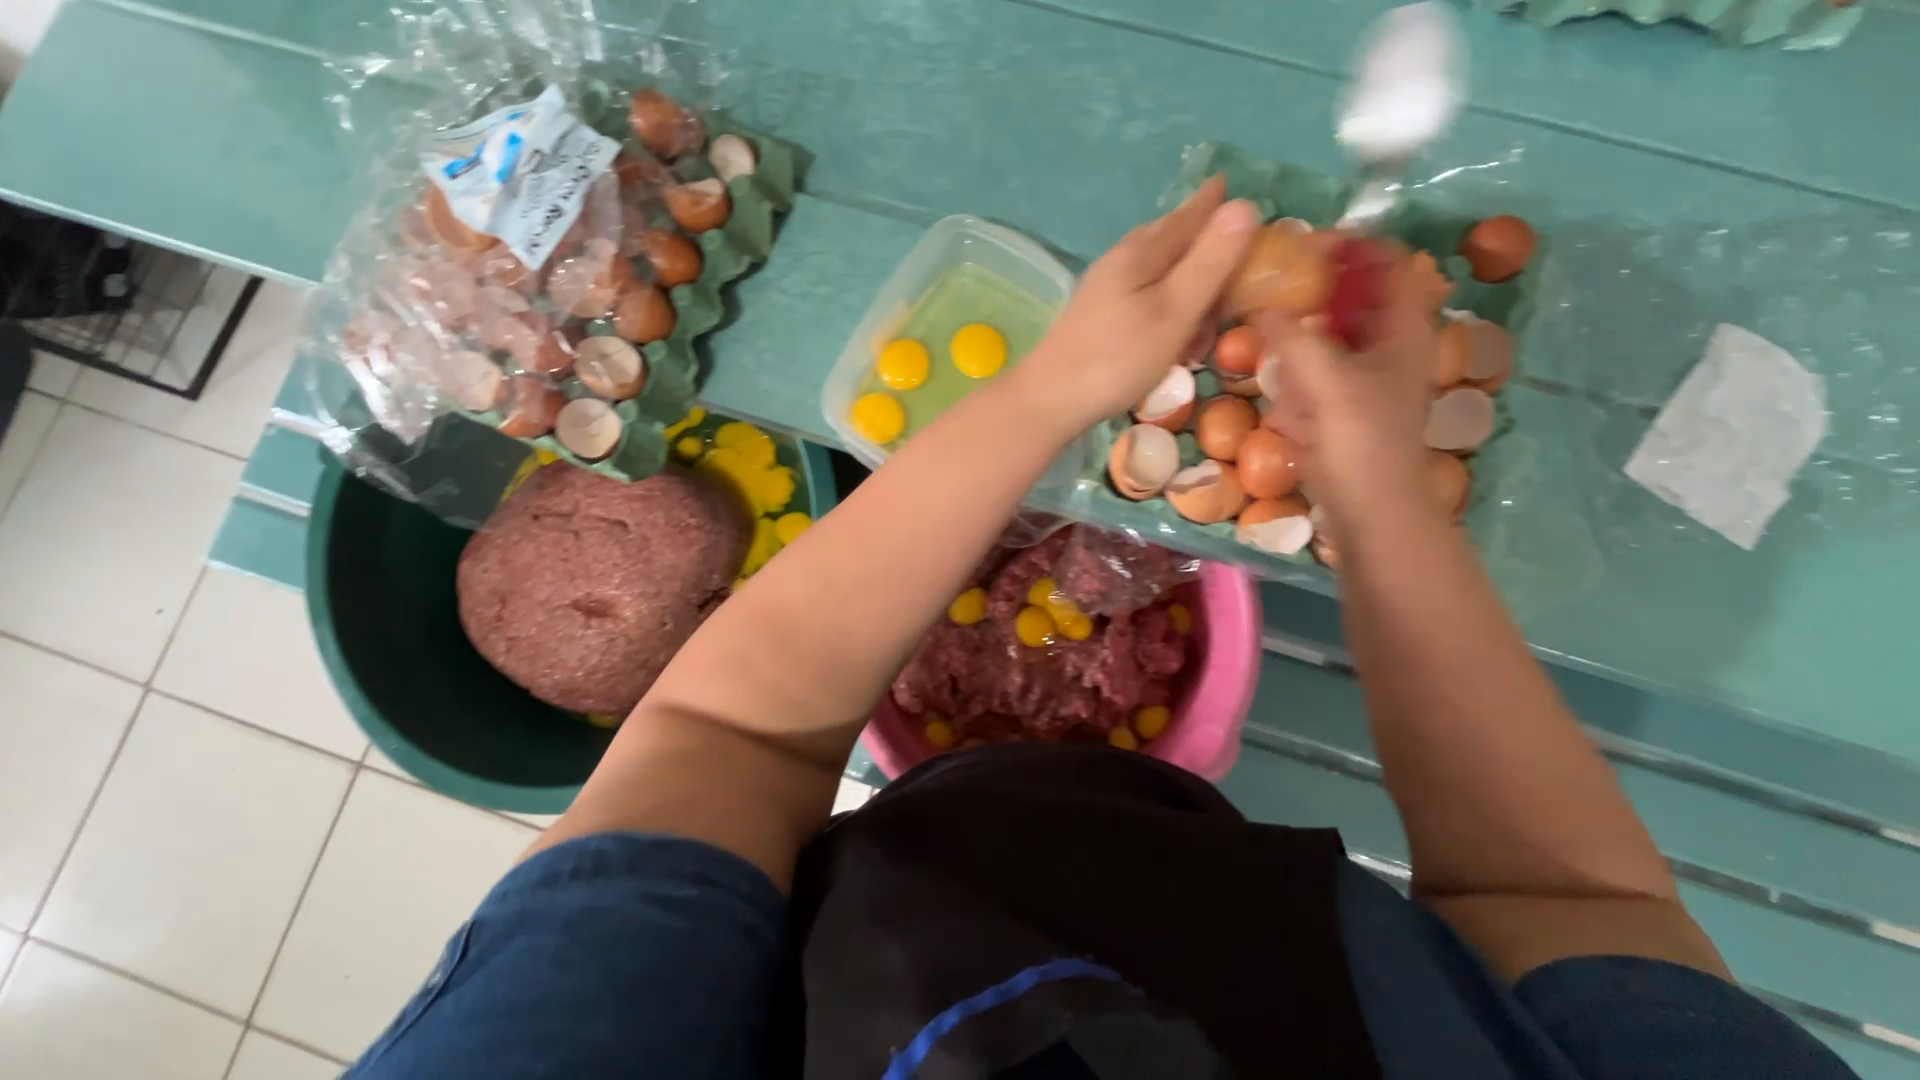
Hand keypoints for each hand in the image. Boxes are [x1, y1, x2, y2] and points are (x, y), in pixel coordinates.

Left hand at [1015, 176, 1258, 429]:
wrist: (1050, 400)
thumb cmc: (1119, 358)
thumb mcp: (1175, 310)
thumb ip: (1210, 261)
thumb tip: (1245, 204)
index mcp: (1140, 253)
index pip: (1186, 217)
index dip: (1213, 203)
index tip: (1230, 183)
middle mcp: (1119, 262)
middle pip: (1168, 238)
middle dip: (1200, 238)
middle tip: (1232, 244)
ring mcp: (1103, 290)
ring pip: (1154, 267)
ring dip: (1183, 274)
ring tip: (1208, 296)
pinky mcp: (1096, 317)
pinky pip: (1141, 294)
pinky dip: (1165, 301)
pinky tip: (1171, 326)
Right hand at [1250, 253, 1437, 517]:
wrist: (1373, 514)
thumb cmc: (1361, 443)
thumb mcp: (1328, 382)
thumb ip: (1292, 338)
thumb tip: (1258, 305)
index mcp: (1404, 329)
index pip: (1387, 262)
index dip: (1351, 244)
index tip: (1301, 246)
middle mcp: (1390, 346)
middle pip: (1356, 296)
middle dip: (1315, 287)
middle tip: (1270, 283)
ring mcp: (1367, 378)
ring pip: (1334, 334)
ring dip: (1301, 327)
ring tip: (1262, 324)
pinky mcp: (1344, 407)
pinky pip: (1318, 372)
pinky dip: (1296, 368)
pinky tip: (1274, 380)